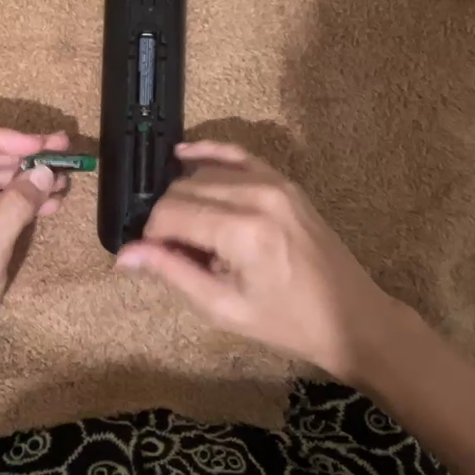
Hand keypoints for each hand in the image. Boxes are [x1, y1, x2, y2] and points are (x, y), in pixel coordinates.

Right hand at [115, 142, 405, 380]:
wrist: (350, 316)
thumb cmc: (285, 321)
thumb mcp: (223, 307)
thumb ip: (172, 272)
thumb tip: (124, 254)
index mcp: (242, 232)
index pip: (170, 214)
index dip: (150, 235)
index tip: (152, 258)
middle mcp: (256, 196)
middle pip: (182, 191)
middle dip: (165, 217)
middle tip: (171, 251)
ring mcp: (273, 182)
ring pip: (203, 174)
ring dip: (183, 197)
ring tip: (189, 233)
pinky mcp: (283, 180)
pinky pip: (236, 154)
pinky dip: (207, 153)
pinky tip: (181, 154)